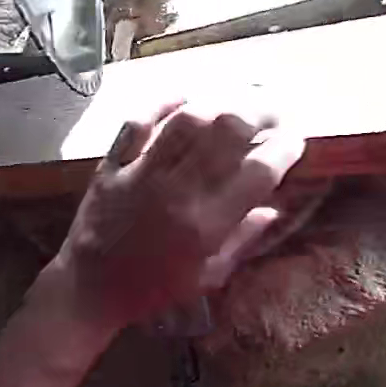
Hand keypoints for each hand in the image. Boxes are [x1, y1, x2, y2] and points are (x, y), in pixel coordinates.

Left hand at [44, 101, 305, 335]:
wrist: (91, 289)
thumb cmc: (154, 287)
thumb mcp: (207, 276)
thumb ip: (243, 240)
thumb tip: (275, 208)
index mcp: (206, 224)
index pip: (257, 172)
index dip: (284, 149)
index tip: (294, 140)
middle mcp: (177, 191)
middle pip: (226, 132)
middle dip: (259, 114)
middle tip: (272, 112)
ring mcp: (141, 173)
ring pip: (185, 122)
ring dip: (216, 104)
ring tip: (234, 102)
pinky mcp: (112, 165)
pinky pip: (136, 124)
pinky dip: (160, 105)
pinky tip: (182, 97)